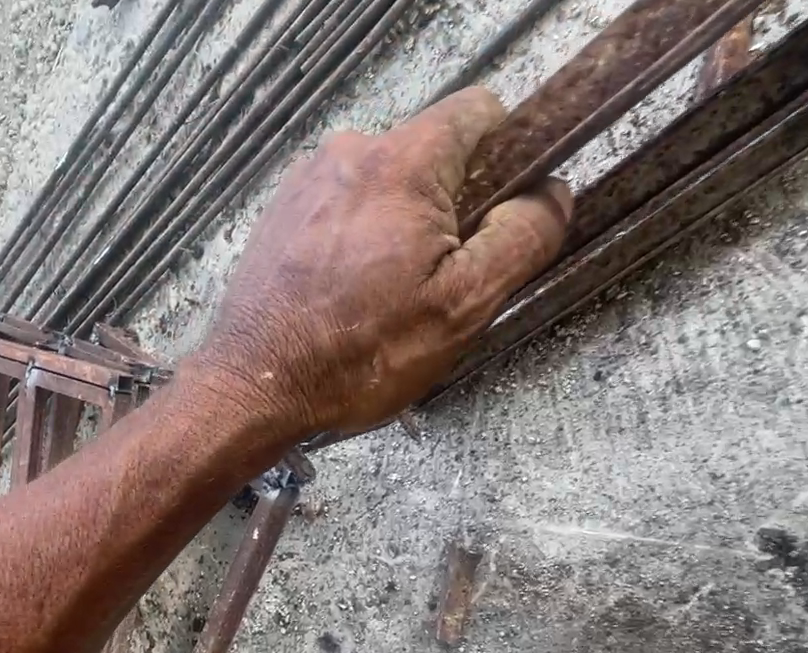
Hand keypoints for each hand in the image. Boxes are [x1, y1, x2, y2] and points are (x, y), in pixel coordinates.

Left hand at [184, 87, 572, 437]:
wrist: (256, 386)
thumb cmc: (357, 355)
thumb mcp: (462, 305)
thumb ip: (522, 237)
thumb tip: (552, 193)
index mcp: (403, 162)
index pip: (483, 112)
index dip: (507, 160)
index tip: (498, 216)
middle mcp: (350, 153)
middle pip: (431, 155)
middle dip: (448, 209)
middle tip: (435, 282)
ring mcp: (308, 182)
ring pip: (385, 187)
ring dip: (399, 230)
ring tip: (383, 298)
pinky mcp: (282, 214)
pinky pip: (343, 209)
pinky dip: (356, 241)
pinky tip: (346, 295)